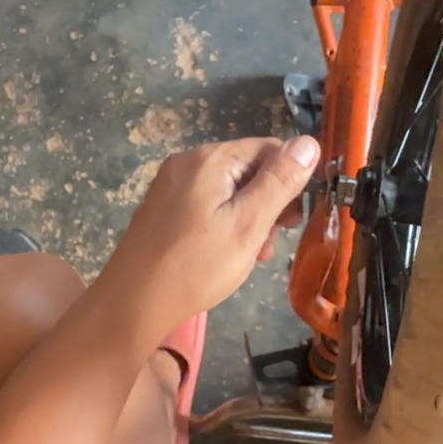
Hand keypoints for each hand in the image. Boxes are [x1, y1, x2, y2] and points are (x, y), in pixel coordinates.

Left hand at [97, 136, 318, 334]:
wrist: (133, 302)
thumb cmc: (196, 265)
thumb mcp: (248, 224)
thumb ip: (280, 182)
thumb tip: (309, 142)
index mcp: (210, 159)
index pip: (269, 149)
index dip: (290, 181)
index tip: (293, 221)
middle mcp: (187, 162)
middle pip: (248, 169)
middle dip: (269, 204)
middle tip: (272, 245)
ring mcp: (171, 184)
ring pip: (229, 190)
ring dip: (249, 218)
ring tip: (252, 255)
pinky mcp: (163, 207)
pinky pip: (207, 205)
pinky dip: (225, 224)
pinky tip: (227, 253)